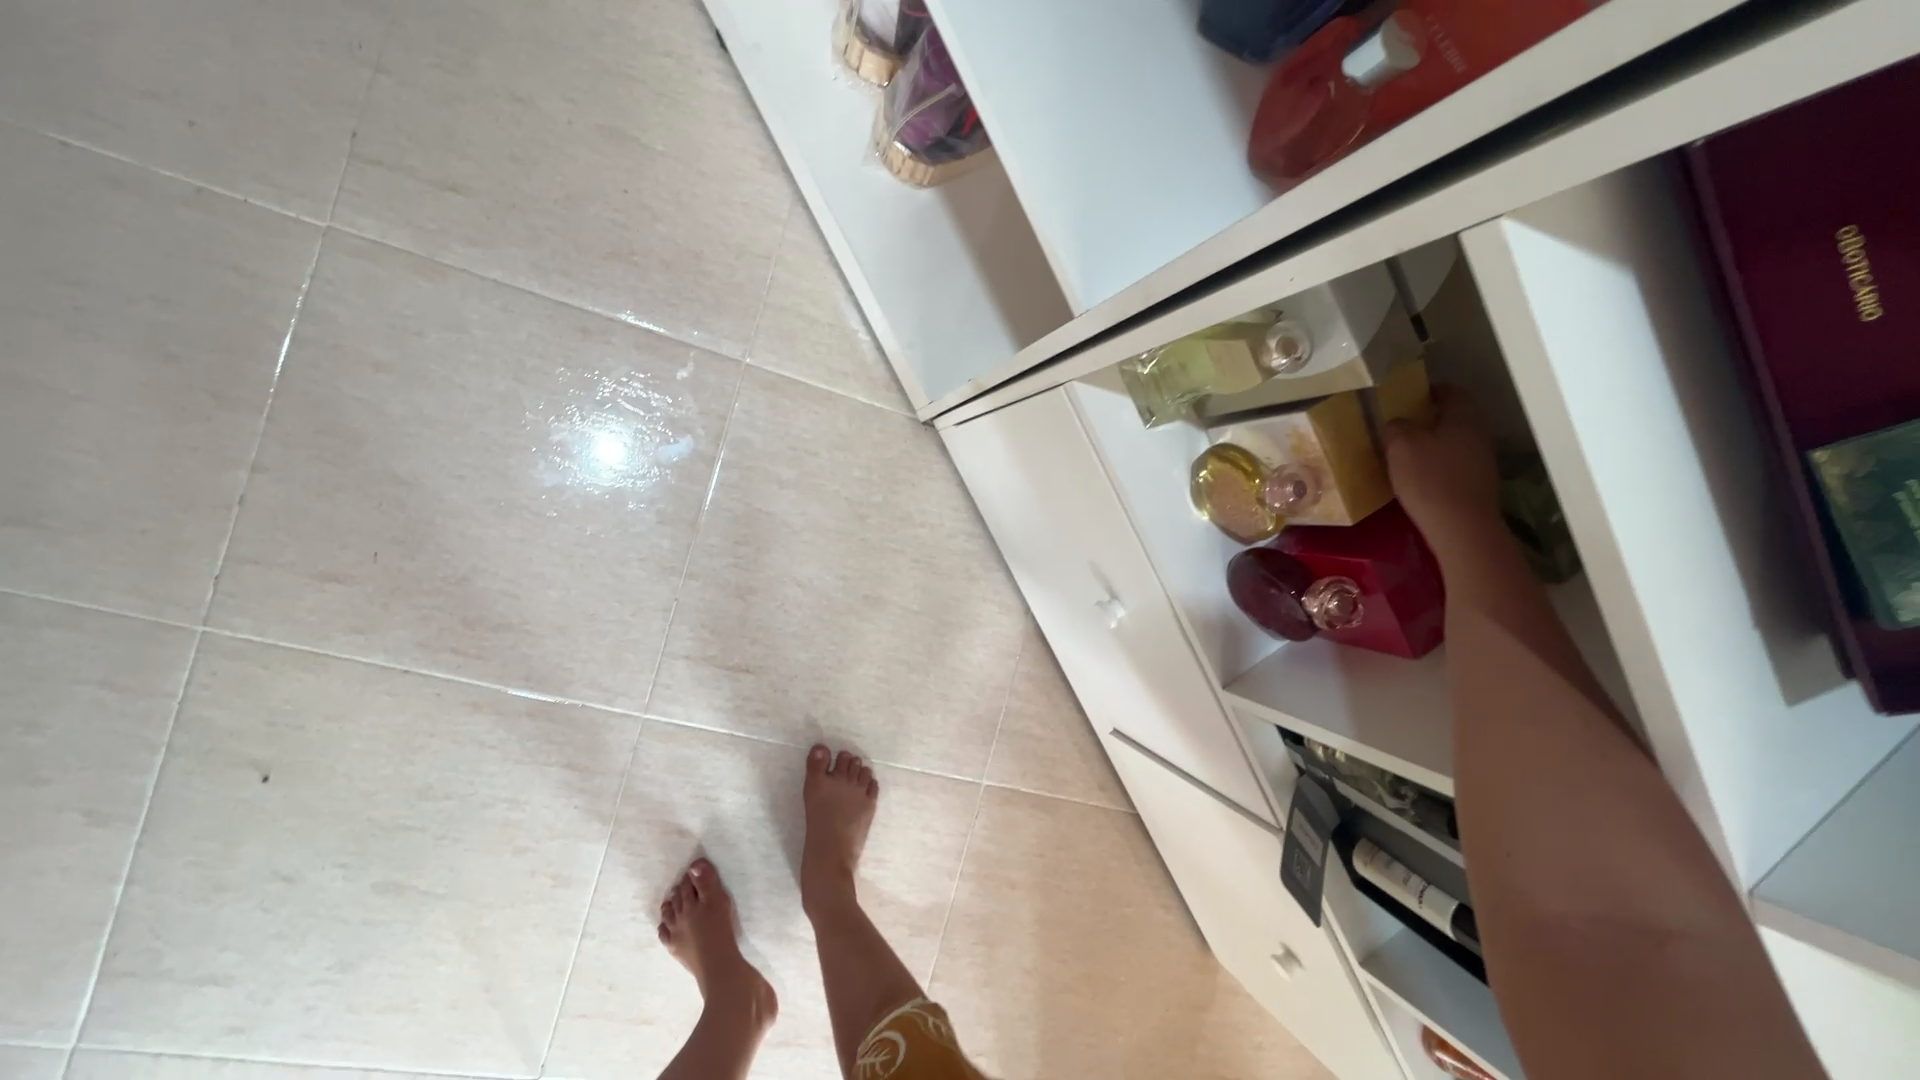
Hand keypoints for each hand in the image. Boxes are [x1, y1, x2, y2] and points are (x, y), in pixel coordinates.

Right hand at [1384, 384, 1503, 557]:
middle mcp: (1478, 432)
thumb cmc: (1429, 478)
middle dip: (1430, 418)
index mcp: (1462, 416)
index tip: (1407, 397)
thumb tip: (1399, 422)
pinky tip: (1423, 476)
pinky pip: (1457, 462)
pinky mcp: (1480, 482)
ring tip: (1409, 453)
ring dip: (1436, 442)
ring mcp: (1483, 458)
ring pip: (1456, 440)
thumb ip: (1397, 427)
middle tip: (1403, 425)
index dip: (1428, 390)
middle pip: (1455, 416)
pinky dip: (1441, 463)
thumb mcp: (1400, 446)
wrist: (1461, 526)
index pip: (1449, 390)